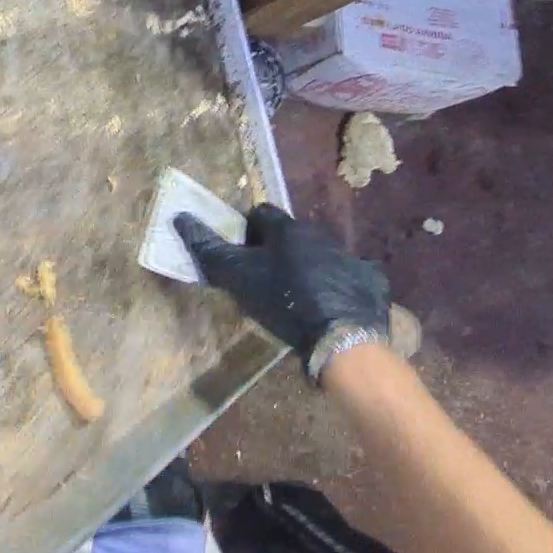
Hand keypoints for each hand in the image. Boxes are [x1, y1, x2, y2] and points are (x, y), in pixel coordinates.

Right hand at [174, 204, 389, 381]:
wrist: (342, 339)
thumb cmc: (282, 301)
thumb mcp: (237, 276)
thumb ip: (208, 248)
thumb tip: (180, 218)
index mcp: (287, 229)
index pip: (260, 214)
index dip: (245, 230)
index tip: (240, 253)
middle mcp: (320, 235)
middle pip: (291, 235)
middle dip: (277, 250)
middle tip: (265, 277)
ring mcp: (350, 258)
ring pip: (320, 255)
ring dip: (307, 267)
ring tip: (297, 296)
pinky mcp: (371, 282)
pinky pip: (350, 278)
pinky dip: (339, 287)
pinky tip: (330, 308)